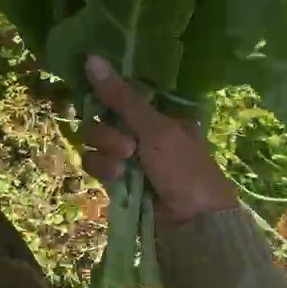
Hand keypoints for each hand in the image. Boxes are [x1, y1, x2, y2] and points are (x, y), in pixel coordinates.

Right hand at [79, 55, 239, 225]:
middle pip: (102, 115)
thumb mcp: (156, 129)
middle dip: (107, 131)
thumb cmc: (186, 171)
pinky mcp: (118, 179)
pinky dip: (102, 169)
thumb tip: (90, 58)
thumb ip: (121, 97)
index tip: (94, 93)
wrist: (196, 229)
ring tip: (122, 167)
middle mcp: (141, 131)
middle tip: (127, 147)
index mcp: (159, 115)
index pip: (121, 92)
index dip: (105, 92)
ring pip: (95, 139)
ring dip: (105, 151)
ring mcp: (129, 156)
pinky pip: (95, 162)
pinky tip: (116, 179)